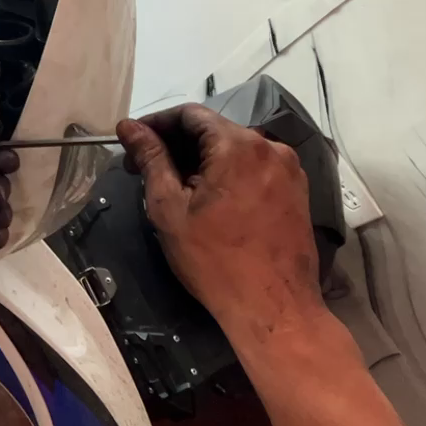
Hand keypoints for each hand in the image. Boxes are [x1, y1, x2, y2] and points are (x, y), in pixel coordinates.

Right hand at [116, 103, 321, 338]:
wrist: (274, 311)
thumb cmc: (214, 259)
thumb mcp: (169, 206)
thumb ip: (151, 158)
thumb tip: (129, 126)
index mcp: (237, 145)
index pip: (189, 114)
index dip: (156, 124)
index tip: (133, 143)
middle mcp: (269, 147)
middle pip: (213, 130)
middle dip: (176, 145)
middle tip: (145, 169)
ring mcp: (288, 170)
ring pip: (233, 149)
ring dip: (201, 160)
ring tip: (173, 186)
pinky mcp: (297, 192)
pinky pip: (253, 168)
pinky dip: (226, 173)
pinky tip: (207, 198)